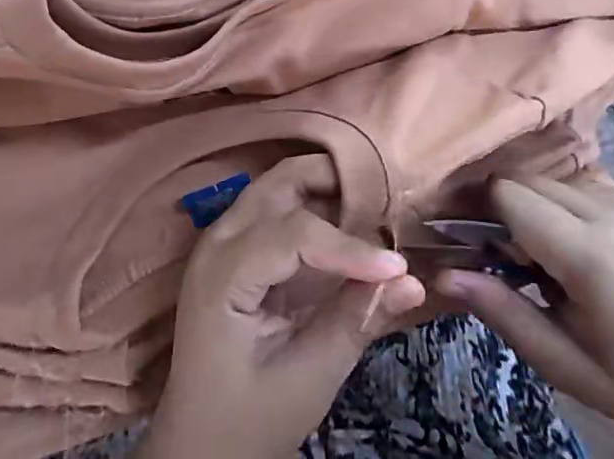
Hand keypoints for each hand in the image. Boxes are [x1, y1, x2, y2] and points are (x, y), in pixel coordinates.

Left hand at [139, 156, 427, 458]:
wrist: (201, 445)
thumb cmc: (249, 419)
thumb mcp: (308, 377)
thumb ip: (356, 320)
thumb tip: (412, 282)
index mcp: (223, 277)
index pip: (292, 234)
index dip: (348, 246)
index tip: (396, 265)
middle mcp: (218, 243)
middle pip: (279, 184)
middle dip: (333, 180)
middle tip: (385, 196)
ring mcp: (223, 241)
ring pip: (278, 187)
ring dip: (324, 188)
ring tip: (372, 206)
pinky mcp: (237, 250)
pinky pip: (277, 209)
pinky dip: (314, 205)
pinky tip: (347, 222)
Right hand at [435, 176, 613, 458]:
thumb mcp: (562, 364)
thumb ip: (500, 311)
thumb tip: (441, 275)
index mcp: (590, 253)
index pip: (506, 195)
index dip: (478, 214)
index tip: (471, 246)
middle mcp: (610, 212)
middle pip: (525, 181)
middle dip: (502, 210)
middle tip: (506, 261)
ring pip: (550, 180)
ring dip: (531, 207)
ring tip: (542, 261)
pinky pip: (579, 186)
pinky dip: (560, 206)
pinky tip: (574, 250)